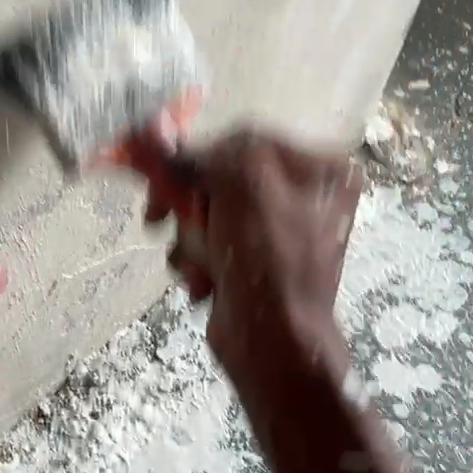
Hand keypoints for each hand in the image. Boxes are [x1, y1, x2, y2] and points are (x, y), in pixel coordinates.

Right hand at [144, 128, 361, 389]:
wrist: (273, 343)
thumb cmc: (268, 260)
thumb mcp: (240, 186)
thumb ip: (201, 153)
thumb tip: (152, 130)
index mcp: (320, 166)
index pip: (242, 139)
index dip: (198, 157)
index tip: (165, 178)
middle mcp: (305, 194)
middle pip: (219, 176)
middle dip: (189, 205)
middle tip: (158, 217)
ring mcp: (278, 230)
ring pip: (206, 212)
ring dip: (190, 239)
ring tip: (198, 266)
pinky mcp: (253, 262)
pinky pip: (209, 242)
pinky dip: (196, 261)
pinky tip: (203, 282)